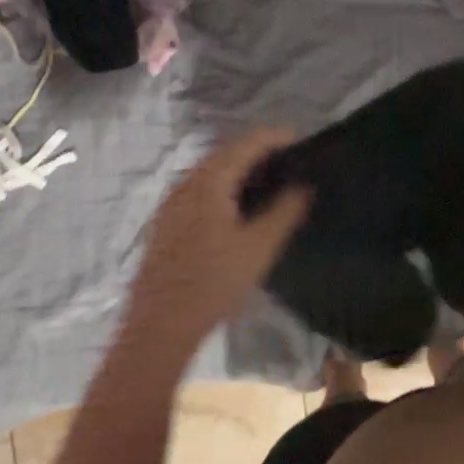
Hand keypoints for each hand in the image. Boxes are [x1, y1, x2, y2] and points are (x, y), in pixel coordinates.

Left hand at [119, 129, 312, 357]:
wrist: (159, 325)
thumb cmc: (213, 283)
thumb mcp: (259, 248)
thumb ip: (285, 212)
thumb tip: (304, 186)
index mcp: (209, 182)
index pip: (245, 144)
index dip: (275, 138)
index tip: (303, 143)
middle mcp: (185, 184)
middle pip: (225, 154)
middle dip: (257, 153)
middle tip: (290, 164)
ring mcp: (170, 204)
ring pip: (209, 174)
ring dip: (239, 172)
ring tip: (270, 185)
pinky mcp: (165, 225)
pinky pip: (198, 192)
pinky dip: (223, 190)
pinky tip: (238, 212)